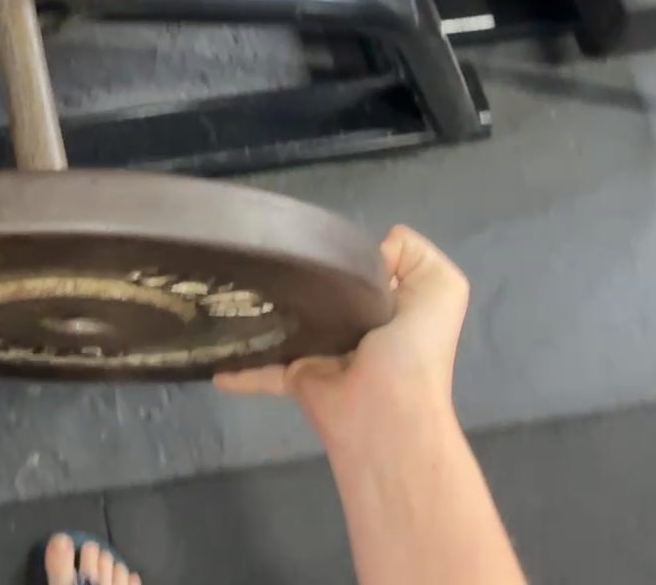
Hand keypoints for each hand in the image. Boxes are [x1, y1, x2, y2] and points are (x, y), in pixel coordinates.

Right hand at [214, 226, 468, 444]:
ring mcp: (320, 356)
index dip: (342, 257)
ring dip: (257, 314)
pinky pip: (259, 369)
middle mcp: (352, 331)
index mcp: (383, 310)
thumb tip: (373, 249)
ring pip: (282, 326)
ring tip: (226, 292)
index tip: (308, 238)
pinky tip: (215, 362)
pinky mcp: (294, 377)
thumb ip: (415, 255)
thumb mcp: (440, 288)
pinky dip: (238, 369)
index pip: (358, 274)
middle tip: (258, 258)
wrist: (385, 416)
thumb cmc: (410, 352)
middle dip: (291, 280)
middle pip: (315, 296)